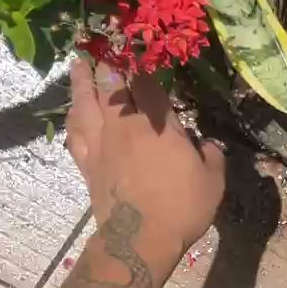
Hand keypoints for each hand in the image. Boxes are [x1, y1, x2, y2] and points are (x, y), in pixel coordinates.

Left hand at [65, 57, 224, 265]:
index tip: (141, 53)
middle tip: (105, 49)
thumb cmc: (183, 207)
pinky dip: (73, 116)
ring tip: (78, 64)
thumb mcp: (213, 180)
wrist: (141, 238)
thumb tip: (205, 143)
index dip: (144, 67)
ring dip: (82, 81)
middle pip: (112, 87)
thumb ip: (210, 154)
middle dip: (109, 66)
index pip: (148, 86)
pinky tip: (73, 111)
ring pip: (86, 103)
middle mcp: (124, 126)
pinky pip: (75, 131)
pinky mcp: (86, 162)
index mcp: (157, 125)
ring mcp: (100, 143)